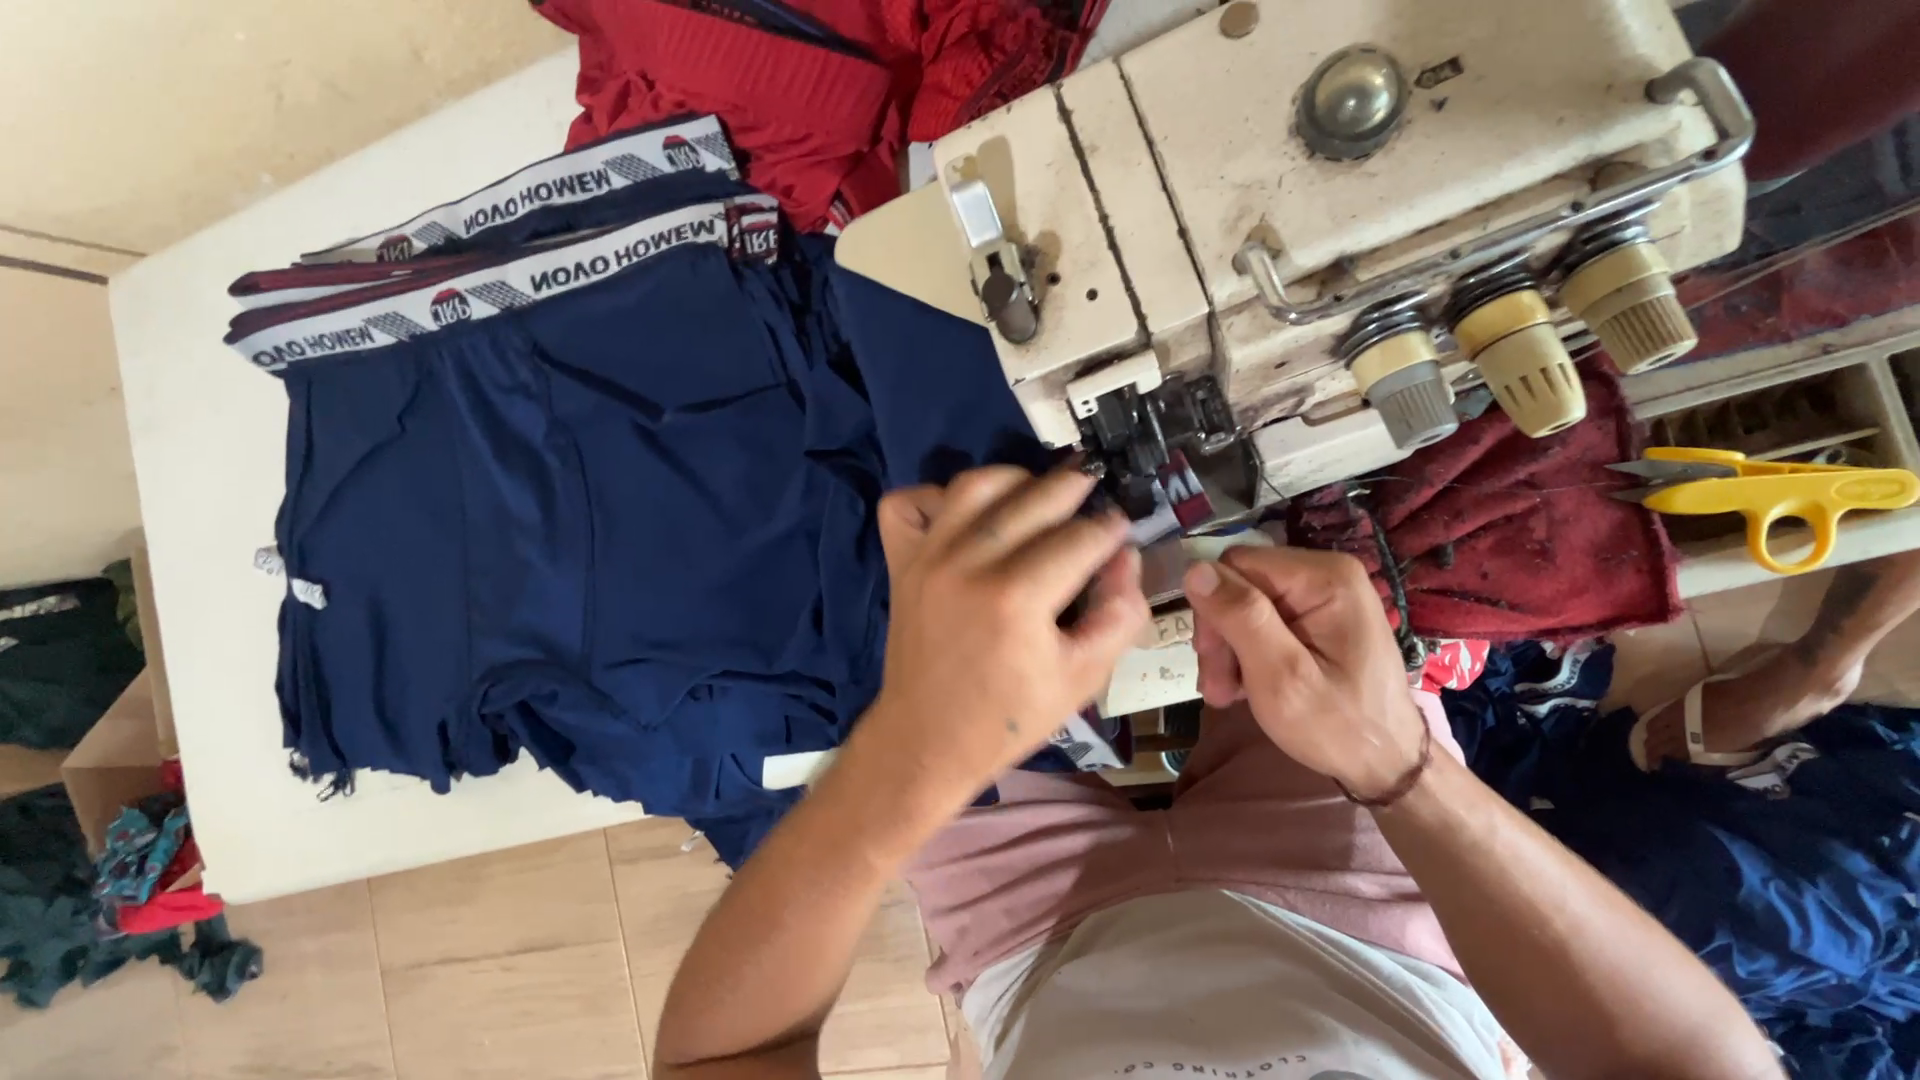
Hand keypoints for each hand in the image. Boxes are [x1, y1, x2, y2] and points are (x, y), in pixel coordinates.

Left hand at [851, 464, 1149, 813]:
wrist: (927, 739)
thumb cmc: (1009, 717)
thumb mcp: (1084, 678)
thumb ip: (1119, 614)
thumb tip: (1126, 554)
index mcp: (1017, 599)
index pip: (1080, 537)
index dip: (1111, 528)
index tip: (1122, 530)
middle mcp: (968, 564)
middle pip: (1033, 496)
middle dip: (1075, 488)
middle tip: (1093, 496)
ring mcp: (928, 558)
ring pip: (975, 484)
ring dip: (1016, 479)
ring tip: (1040, 497)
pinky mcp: (900, 561)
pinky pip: (910, 503)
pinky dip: (938, 496)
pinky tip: (968, 515)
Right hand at [1182, 547, 1425, 800]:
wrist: (1387, 764)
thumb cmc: (1337, 726)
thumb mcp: (1281, 676)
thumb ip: (1241, 618)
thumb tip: (1195, 569)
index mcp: (1324, 578)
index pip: (1235, 566)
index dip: (1213, 610)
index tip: (1211, 662)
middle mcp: (1327, 572)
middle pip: (1240, 584)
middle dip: (1221, 635)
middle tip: (1217, 689)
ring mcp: (1326, 593)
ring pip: (1247, 603)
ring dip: (1230, 648)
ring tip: (1229, 694)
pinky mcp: (1321, 614)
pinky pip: (1265, 617)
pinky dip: (1248, 651)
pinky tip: (1247, 685)